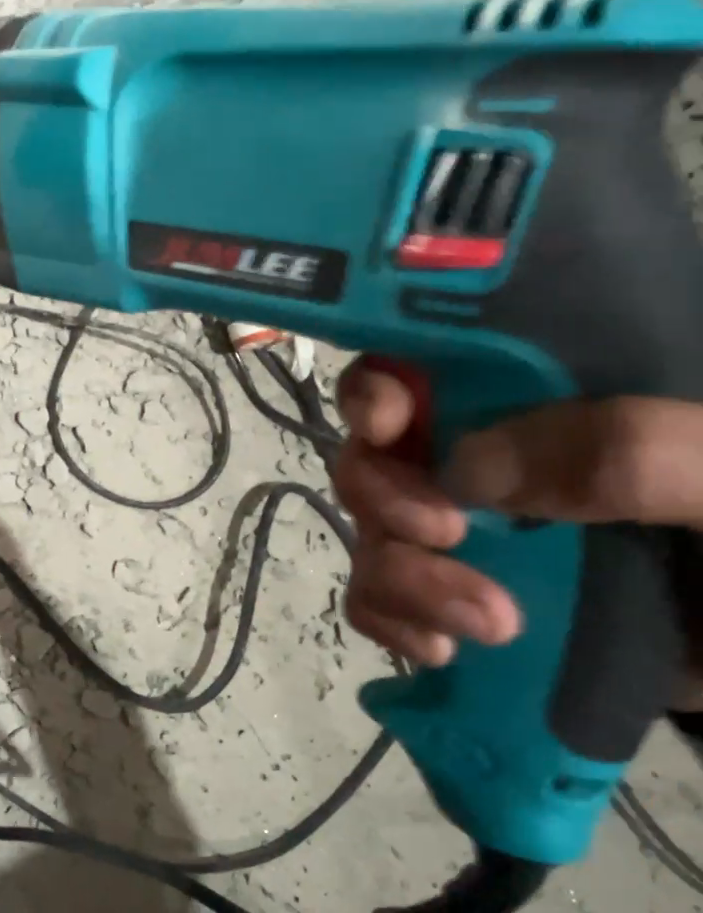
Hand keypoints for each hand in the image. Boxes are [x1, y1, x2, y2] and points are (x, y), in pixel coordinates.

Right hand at [333, 362, 702, 670]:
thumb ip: (635, 454)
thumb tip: (467, 468)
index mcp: (556, 401)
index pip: (433, 358)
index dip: (386, 379)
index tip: (387, 424)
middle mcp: (497, 455)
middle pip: (381, 448)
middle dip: (385, 492)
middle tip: (440, 533)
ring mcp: (482, 529)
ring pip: (374, 527)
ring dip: (399, 574)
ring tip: (481, 626)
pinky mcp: (473, 595)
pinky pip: (382, 595)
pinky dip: (389, 619)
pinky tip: (439, 650)